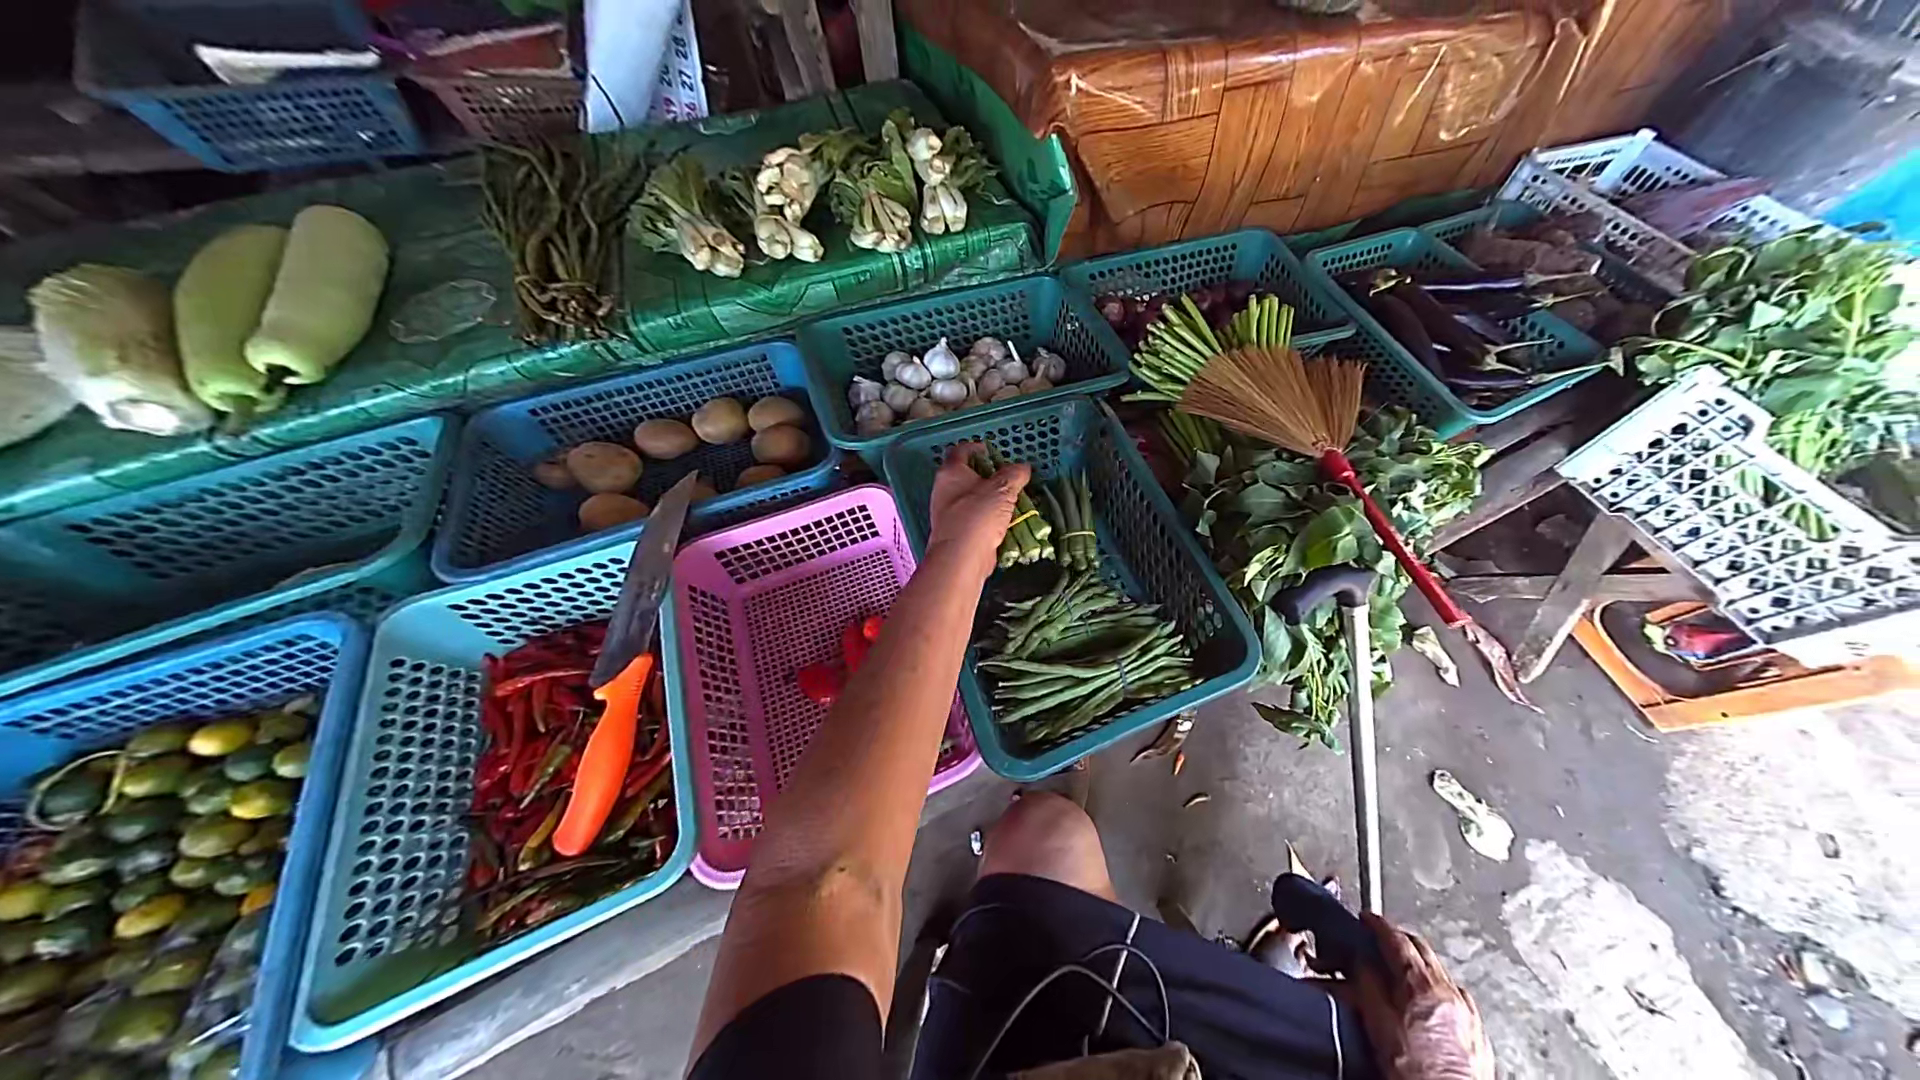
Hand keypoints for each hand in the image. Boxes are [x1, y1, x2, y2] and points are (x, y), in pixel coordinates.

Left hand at [927, 442, 1028, 577]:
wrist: (961, 558)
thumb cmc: (977, 517)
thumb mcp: (1002, 489)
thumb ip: (1014, 475)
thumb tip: (1023, 467)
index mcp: (951, 473)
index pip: (960, 451)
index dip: (976, 447)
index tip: (991, 450)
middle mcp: (945, 490)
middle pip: (967, 476)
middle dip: (989, 476)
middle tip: (1009, 477)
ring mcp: (949, 513)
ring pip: (973, 499)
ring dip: (992, 499)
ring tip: (1013, 500)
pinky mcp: (957, 532)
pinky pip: (976, 518)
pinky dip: (990, 518)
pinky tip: (1006, 521)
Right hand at [1353, 912, 1493, 1079]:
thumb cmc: (1415, 1072)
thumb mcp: (1377, 1022)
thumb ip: (1367, 984)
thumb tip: (1362, 962)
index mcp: (1420, 984)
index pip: (1396, 939)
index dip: (1377, 924)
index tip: (1366, 918)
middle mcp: (1449, 991)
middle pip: (1422, 949)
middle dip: (1399, 938)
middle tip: (1380, 938)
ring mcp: (1468, 1012)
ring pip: (1440, 971)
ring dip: (1419, 962)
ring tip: (1401, 968)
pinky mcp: (1478, 1033)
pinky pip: (1458, 996)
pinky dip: (1439, 987)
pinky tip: (1431, 999)